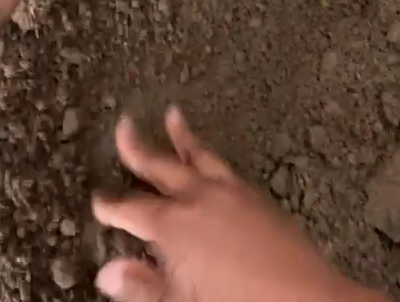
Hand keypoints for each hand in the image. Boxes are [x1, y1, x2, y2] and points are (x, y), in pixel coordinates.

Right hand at [91, 109, 380, 301]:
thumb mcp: (179, 301)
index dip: (112, 205)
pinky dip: (211, 157)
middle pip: (161, 167)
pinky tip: (212, 161)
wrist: (302, 298)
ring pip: (198, 156)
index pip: (132, 210)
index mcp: (173, 224)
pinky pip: (225, 166)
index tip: (98, 197)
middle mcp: (199, 197)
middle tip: (124, 125)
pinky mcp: (257, 195)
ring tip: (173, 115)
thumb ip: (144, 286)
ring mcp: (231, 191)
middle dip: (139, 147)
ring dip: (182, 137)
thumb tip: (109, 273)